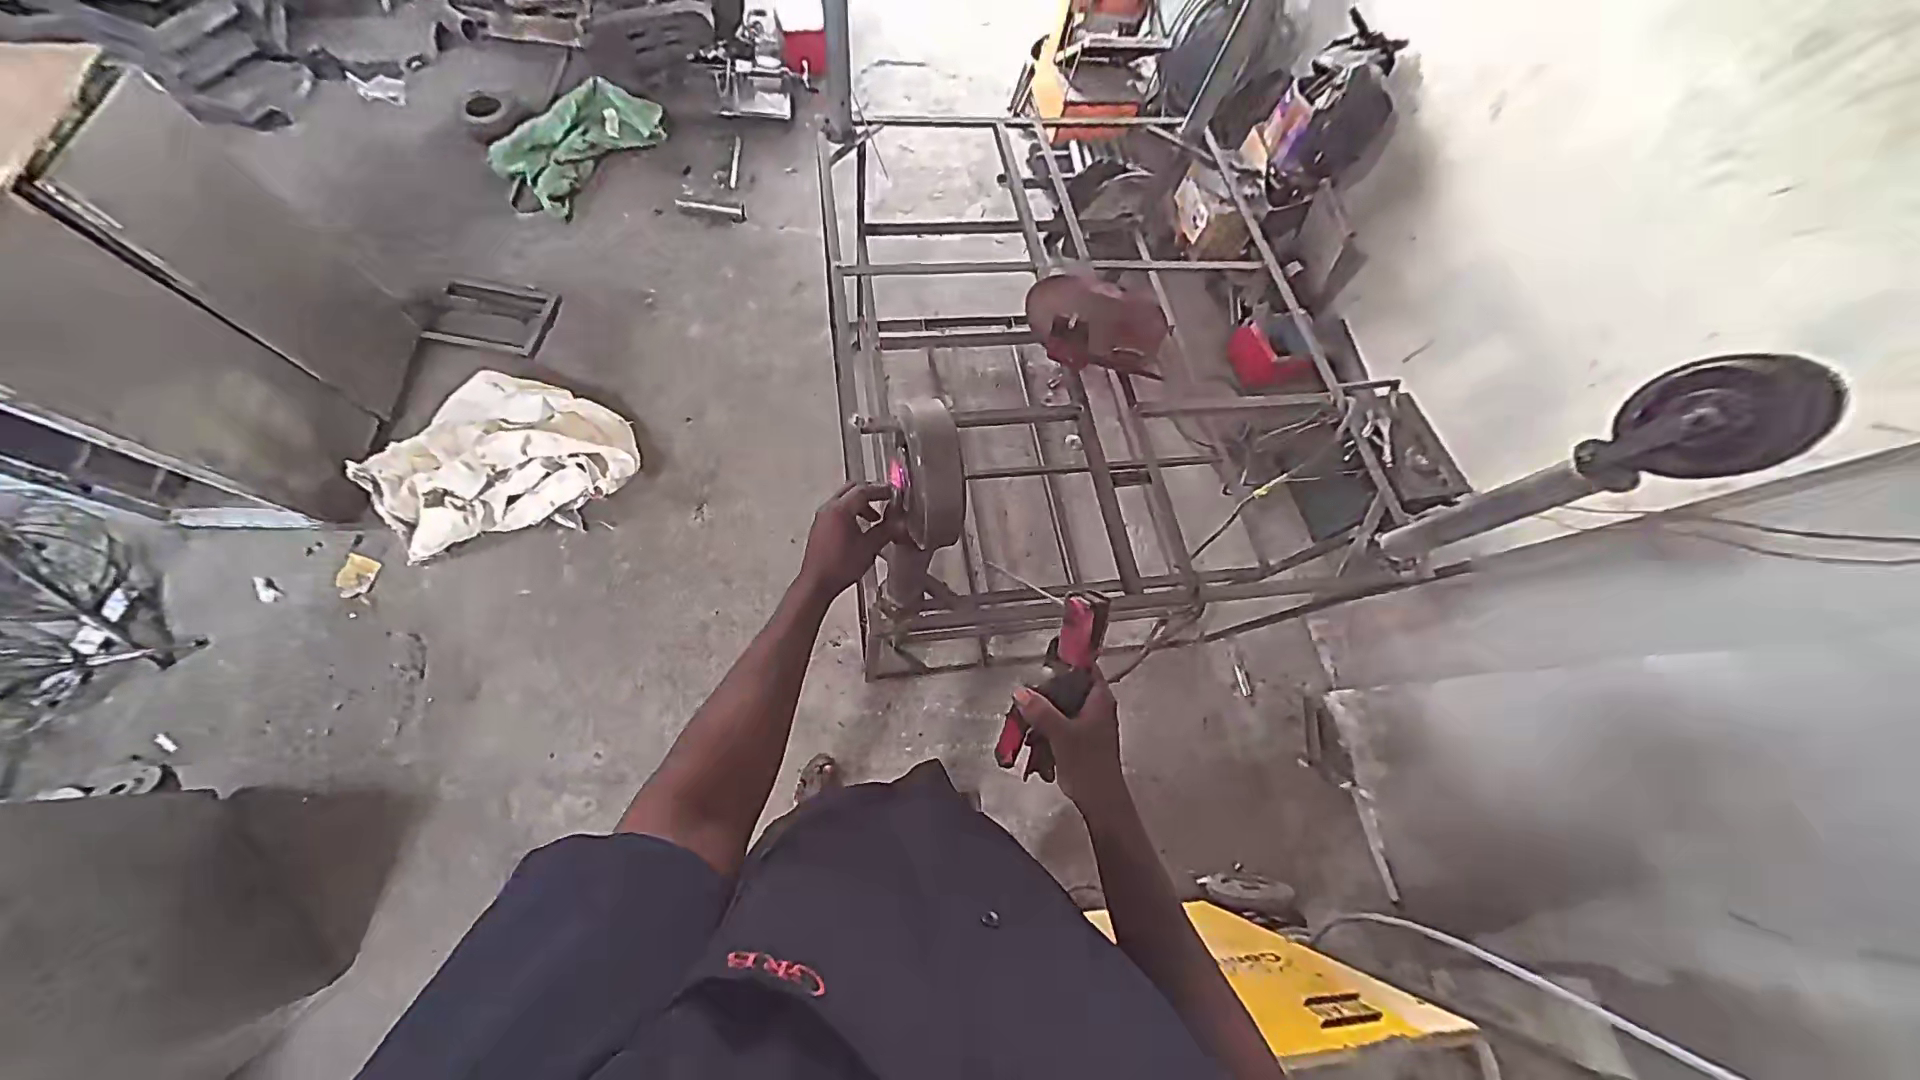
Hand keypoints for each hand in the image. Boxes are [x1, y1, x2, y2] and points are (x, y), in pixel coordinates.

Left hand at [797, 482, 906, 600]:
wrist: (817, 583)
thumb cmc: (839, 566)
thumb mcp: (870, 547)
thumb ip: (886, 531)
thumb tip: (899, 524)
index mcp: (840, 510)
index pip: (863, 490)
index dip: (881, 490)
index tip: (893, 492)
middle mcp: (828, 509)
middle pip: (851, 489)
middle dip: (870, 492)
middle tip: (885, 498)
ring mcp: (822, 518)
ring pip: (843, 499)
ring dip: (860, 504)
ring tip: (875, 518)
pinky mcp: (819, 527)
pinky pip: (837, 511)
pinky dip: (850, 512)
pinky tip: (860, 528)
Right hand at [1012, 671, 1126, 811]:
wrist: (1101, 801)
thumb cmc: (1087, 763)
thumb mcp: (1061, 733)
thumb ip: (1040, 711)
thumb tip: (1019, 691)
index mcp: (1099, 699)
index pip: (1086, 667)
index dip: (1067, 661)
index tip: (1044, 662)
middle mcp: (1097, 707)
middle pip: (1069, 687)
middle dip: (1046, 692)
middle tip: (1025, 695)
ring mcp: (1090, 724)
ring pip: (1063, 707)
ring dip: (1043, 712)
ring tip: (1023, 718)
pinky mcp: (1081, 739)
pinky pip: (1061, 724)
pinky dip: (1047, 727)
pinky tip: (1031, 736)